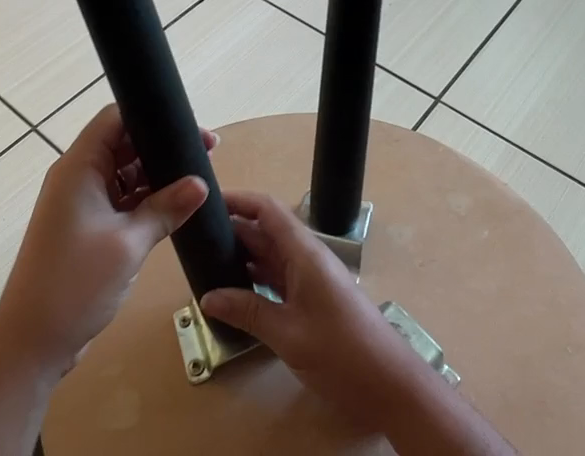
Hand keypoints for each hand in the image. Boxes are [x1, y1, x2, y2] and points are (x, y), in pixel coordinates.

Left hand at [0, 105, 214, 372]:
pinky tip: (176, 206)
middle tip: (207, 153)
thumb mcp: (128, 244)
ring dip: (157, 176)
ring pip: (124, 174)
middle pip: (123, 144)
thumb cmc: (74, 284)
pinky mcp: (86, 227)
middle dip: (162, 147)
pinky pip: (120, 200)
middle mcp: (77, 178)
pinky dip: (146, 200)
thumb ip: (166, 209)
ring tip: (197, 179)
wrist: (31, 342)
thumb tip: (200, 184)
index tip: (191, 129)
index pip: (115, 119)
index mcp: (78, 168)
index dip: (152, 116)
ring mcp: (80, 204)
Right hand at [199, 190, 419, 427]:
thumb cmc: (342, 352)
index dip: (238, 200)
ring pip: (270, 257)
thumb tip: (208, 297)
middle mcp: (307, 259)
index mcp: (304, 253)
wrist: (390, 384)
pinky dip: (254, 281)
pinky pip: (278, 280)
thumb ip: (248, 312)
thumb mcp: (288, 334)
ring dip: (241, 258)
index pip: (267, 210)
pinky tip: (231, 293)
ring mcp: (311, 280)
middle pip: (265, 232)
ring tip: (204, 263)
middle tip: (194, 238)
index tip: (206, 202)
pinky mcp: (313, 301)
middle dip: (232, 231)